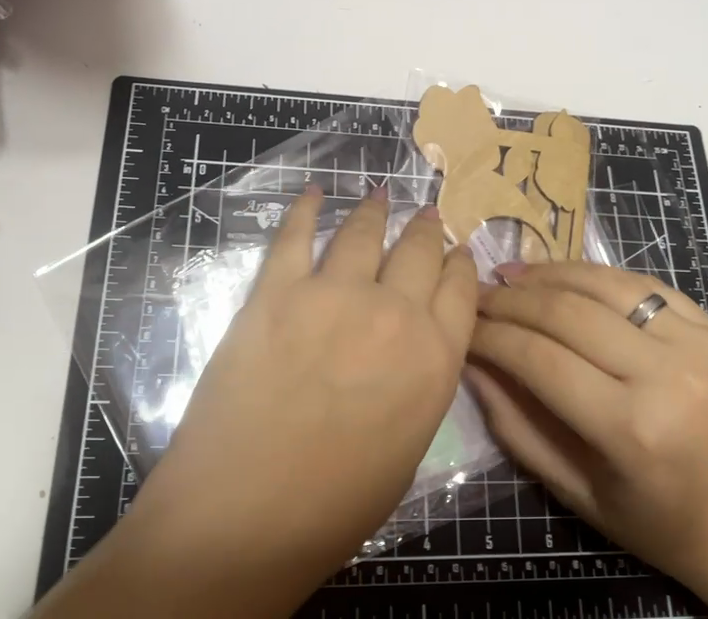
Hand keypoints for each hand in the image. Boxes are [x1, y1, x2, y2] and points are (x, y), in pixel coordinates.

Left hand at [36, 186, 478, 618]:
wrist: (245, 513)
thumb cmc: (335, 504)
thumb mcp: (408, 447)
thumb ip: (418, 382)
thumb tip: (414, 344)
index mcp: (434, 359)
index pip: (461, 290)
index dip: (460, 263)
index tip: (458, 250)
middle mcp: (393, 312)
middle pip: (419, 251)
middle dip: (427, 230)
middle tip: (427, 214)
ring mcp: (332, 294)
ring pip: (363, 232)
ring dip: (376, 210)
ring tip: (381, 195)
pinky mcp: (276, 290)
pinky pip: (296, 234)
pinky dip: (306, 208)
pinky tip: (314, 194)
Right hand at [467, 261, 707, 618]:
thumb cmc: (665, 528)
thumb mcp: (580, 494)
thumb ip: (518, 428)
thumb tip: (471, 365)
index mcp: (633, 430)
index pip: (539, 359)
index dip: (490, 336)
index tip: (461, 326)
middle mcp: (668, 375)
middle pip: (566, 313)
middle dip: (510, 299)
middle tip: (476, 296)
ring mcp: (699, 344)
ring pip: (604, 284)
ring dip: (549, 274)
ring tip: (510, 274)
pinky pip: (644, 285)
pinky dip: (596, 276)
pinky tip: (565, 277)